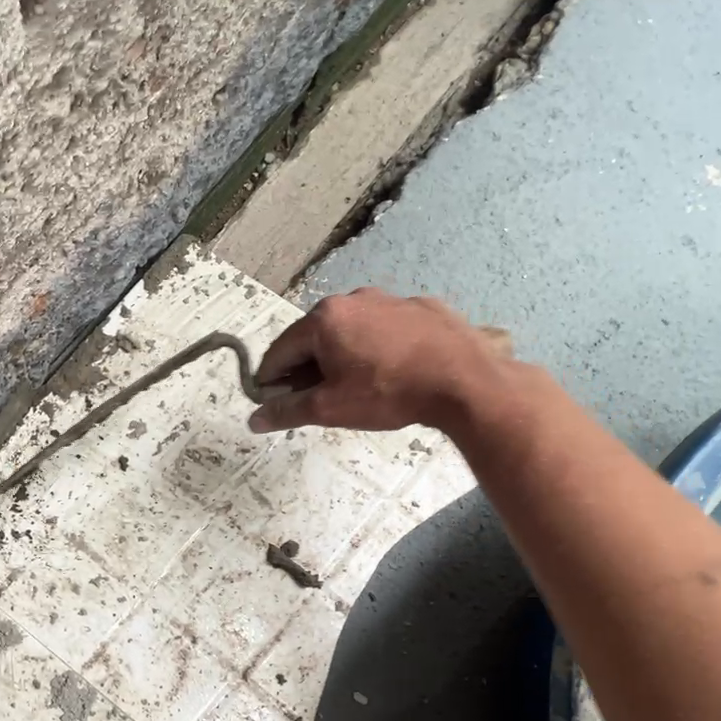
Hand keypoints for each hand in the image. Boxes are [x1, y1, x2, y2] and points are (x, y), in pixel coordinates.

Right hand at [248, 288, 512, 433]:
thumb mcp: (328, 408)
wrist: (467, 382)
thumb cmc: (387, 393)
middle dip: (307, 369)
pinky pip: (384, 329)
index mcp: (323, 319)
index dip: (270, 381)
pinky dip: (376, 349)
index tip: (274, 404)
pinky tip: (391, 373)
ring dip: (341, 358)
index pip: (279, 352)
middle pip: (313, 339)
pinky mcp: (423, 308)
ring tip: (356, 389)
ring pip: (350, 332)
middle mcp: (352, 300)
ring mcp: (391, 300)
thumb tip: (254, 420)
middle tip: (317, 401)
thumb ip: (286, 411)